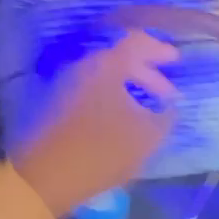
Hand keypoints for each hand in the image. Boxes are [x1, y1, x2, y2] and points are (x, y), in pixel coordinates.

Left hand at [9, 31, 179, 215]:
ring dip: (126, 88)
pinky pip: (87, 90)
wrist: (43, 176)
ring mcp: (62, 84)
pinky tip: (117, 120)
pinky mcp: (51, 104)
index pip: (136, 41)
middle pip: (118, 59)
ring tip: (143, 111)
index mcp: (106, 64)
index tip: (176, 60)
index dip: (159, 49)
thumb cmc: (101, 151)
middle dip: (146, 74)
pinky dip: (107, 98)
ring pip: (101, 76)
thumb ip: (165, 116)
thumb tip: (169, 106)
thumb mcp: (147, 137)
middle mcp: (82, 66)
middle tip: (166, 95)